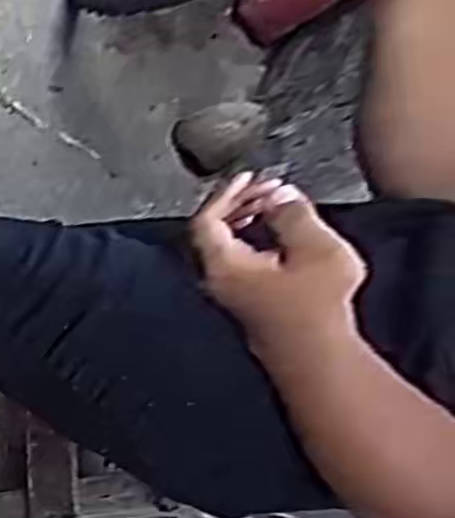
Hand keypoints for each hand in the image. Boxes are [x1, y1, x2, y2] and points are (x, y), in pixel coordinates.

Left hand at [189, 172, 367, 351]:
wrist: (303, 342)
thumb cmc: (311, 299)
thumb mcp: (313, 249)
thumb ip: (293, 218)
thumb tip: (277, 195)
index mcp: (220, 264)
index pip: (204, 223)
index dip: (222, 196)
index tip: (246, 175)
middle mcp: (208, 275)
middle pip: (205, 231)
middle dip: (233, 202)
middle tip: (267, 183)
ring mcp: (216, 283)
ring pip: (214, 242)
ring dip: (239, 216)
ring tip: (272, 198)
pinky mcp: (228, 288)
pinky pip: (224, 252)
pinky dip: (240, 232)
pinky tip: (266, 224)